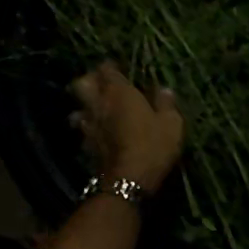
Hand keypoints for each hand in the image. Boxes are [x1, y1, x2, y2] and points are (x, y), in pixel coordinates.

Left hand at [71, 62, 184, 191]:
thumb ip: (166, 104)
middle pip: (82, 83)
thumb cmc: (152, 146)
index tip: (118, 68)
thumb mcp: (171, 123)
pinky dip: (88, 128)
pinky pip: (82, 130)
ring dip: (84, 106)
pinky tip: (98, 133)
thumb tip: (164, 89)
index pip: (106, 69)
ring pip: (77, 108)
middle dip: (89, 81)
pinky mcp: (85, 146)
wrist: (128, 181)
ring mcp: (89, 126)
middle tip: (102, 86)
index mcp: (118, 92)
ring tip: (97, 110)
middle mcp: (98, 104)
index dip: (110, 67)